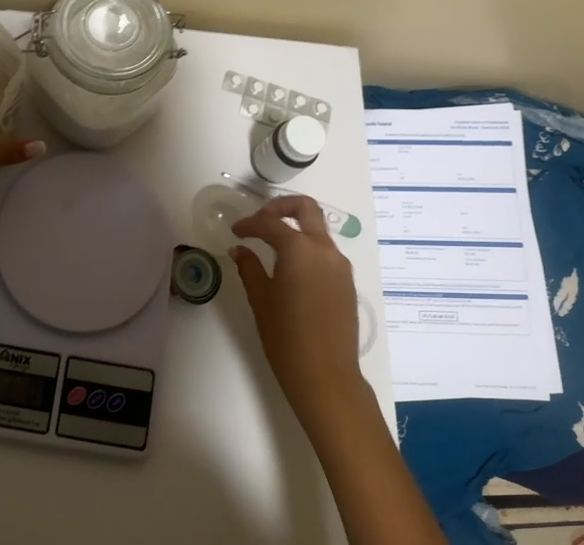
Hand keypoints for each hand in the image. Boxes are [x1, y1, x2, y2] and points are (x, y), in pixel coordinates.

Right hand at [231, 195, 367, 423]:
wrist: (326, 376)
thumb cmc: (286, 338)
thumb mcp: (261, 300)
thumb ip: (249, 267)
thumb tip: (240, 249)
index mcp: (300, 250)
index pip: (270, 223)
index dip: (249, 224)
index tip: (236, 232)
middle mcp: (324, 250)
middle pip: (306, 209)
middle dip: (281, 207)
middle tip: (260, 221)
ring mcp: (340, 266)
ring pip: (318, 231)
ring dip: (296, 229)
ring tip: (273, 247)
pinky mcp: (347, 283)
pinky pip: (326, 253)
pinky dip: (308, 249)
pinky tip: (292, 270)